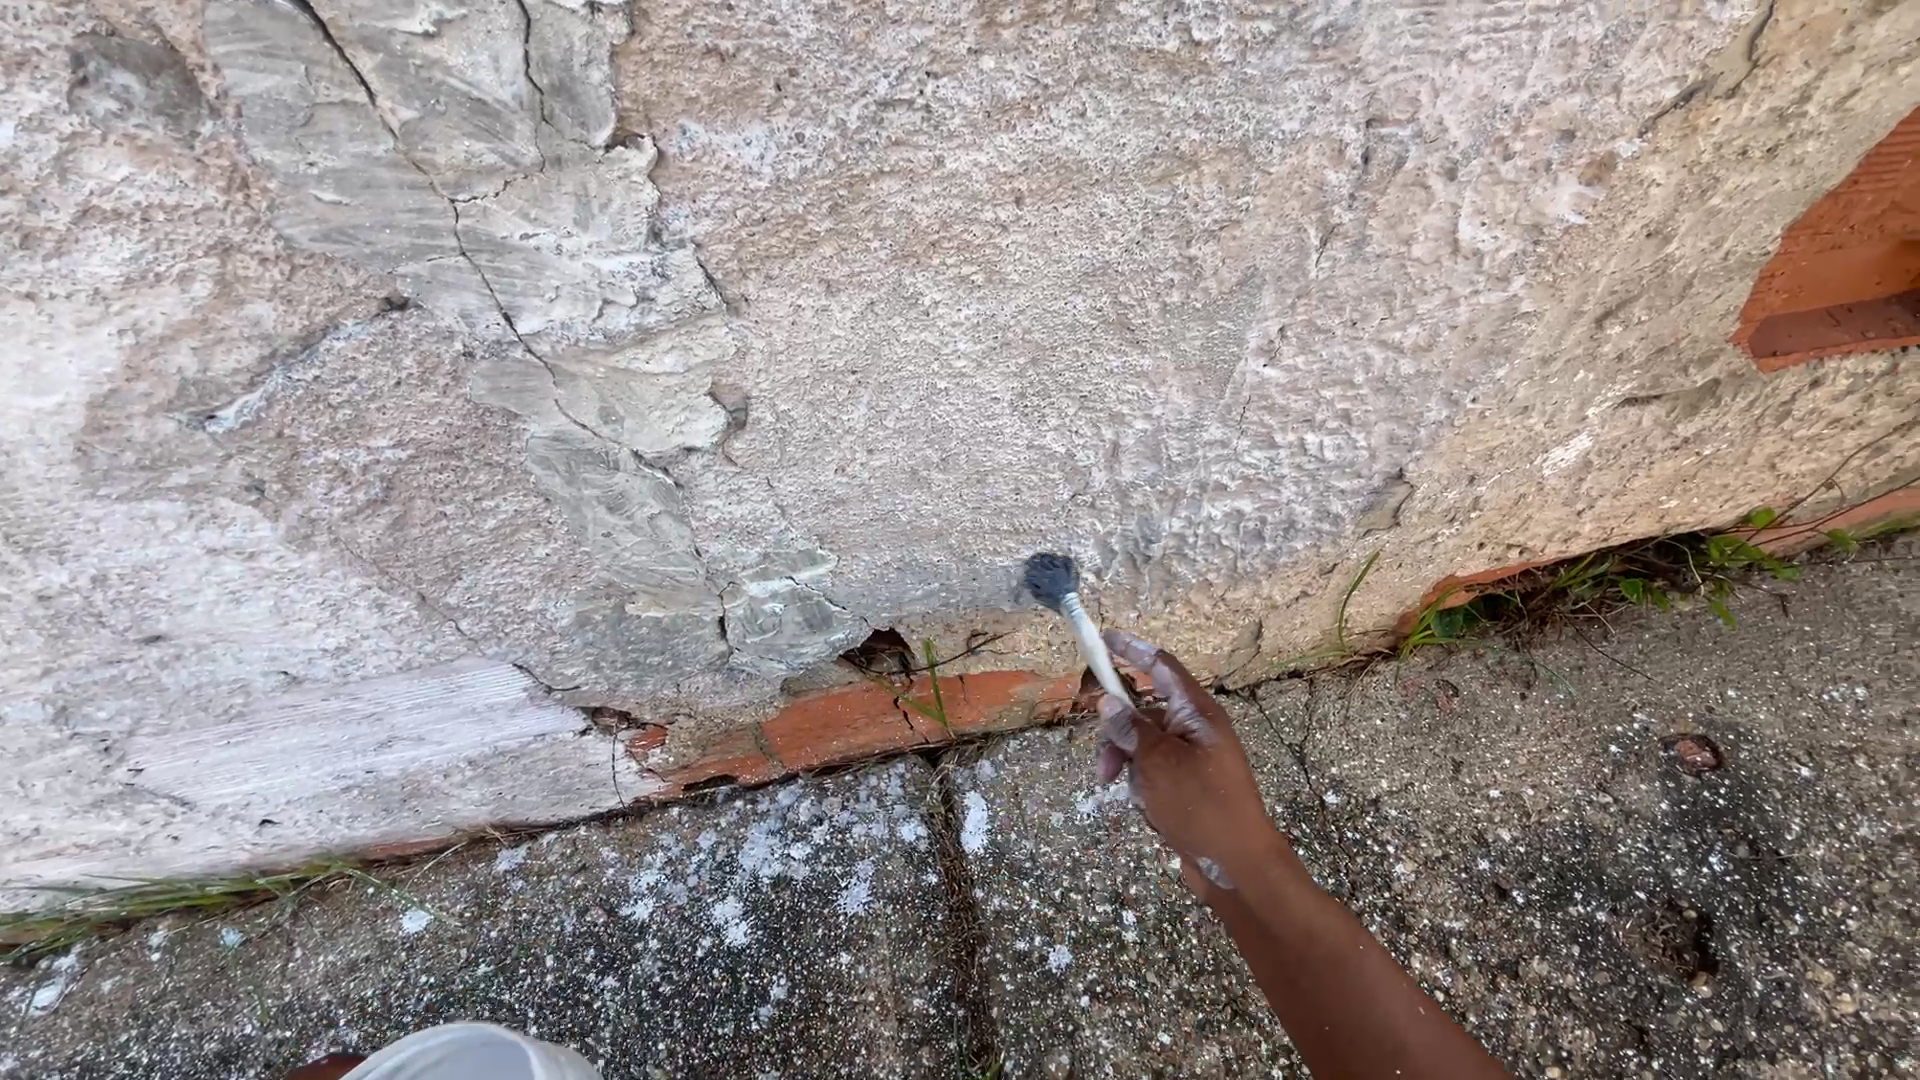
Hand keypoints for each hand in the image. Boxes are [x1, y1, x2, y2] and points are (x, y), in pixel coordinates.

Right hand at [1095, 630, 1281, 881]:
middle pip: (1143, 710)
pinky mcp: (1185, 785)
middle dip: (1116, 730)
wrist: (1237, 867)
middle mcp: (1195, 729)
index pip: (1161, 666)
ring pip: (1141, 743)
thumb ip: (1130, 729)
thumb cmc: (1201, 805)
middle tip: (1102, 758)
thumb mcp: (1158, 763)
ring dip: (1125, 761)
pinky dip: (1139, 782)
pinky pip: (1150, 770)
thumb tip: (1108, 702)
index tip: (1105, 637)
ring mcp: (1191, 758)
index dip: (1132, 649)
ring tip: (1119, 788)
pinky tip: (1144, 806)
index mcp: (1197, 712)